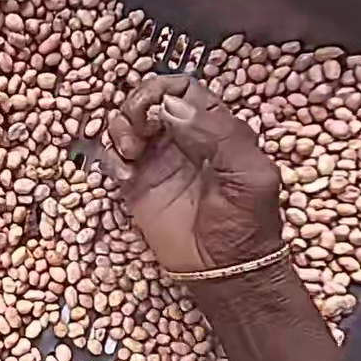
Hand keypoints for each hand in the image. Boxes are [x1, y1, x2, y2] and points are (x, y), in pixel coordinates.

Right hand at [101, 75, 283, 273]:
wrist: (224, 271)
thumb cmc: (246, 224)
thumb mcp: (249, 174)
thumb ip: (218, 134)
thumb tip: (170, 106)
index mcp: (213, 128)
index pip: (182, 89)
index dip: (163, 90)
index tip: (156, 110)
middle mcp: (181, 138)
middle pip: (147, 100)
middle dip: (135, 107)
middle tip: (138, 132)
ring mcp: (155, 160)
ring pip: (125, 123)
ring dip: (120, 130)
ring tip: (131, 154)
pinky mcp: (134, 183)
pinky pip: (112, 157)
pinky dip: (111, 159)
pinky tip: (125, 176)